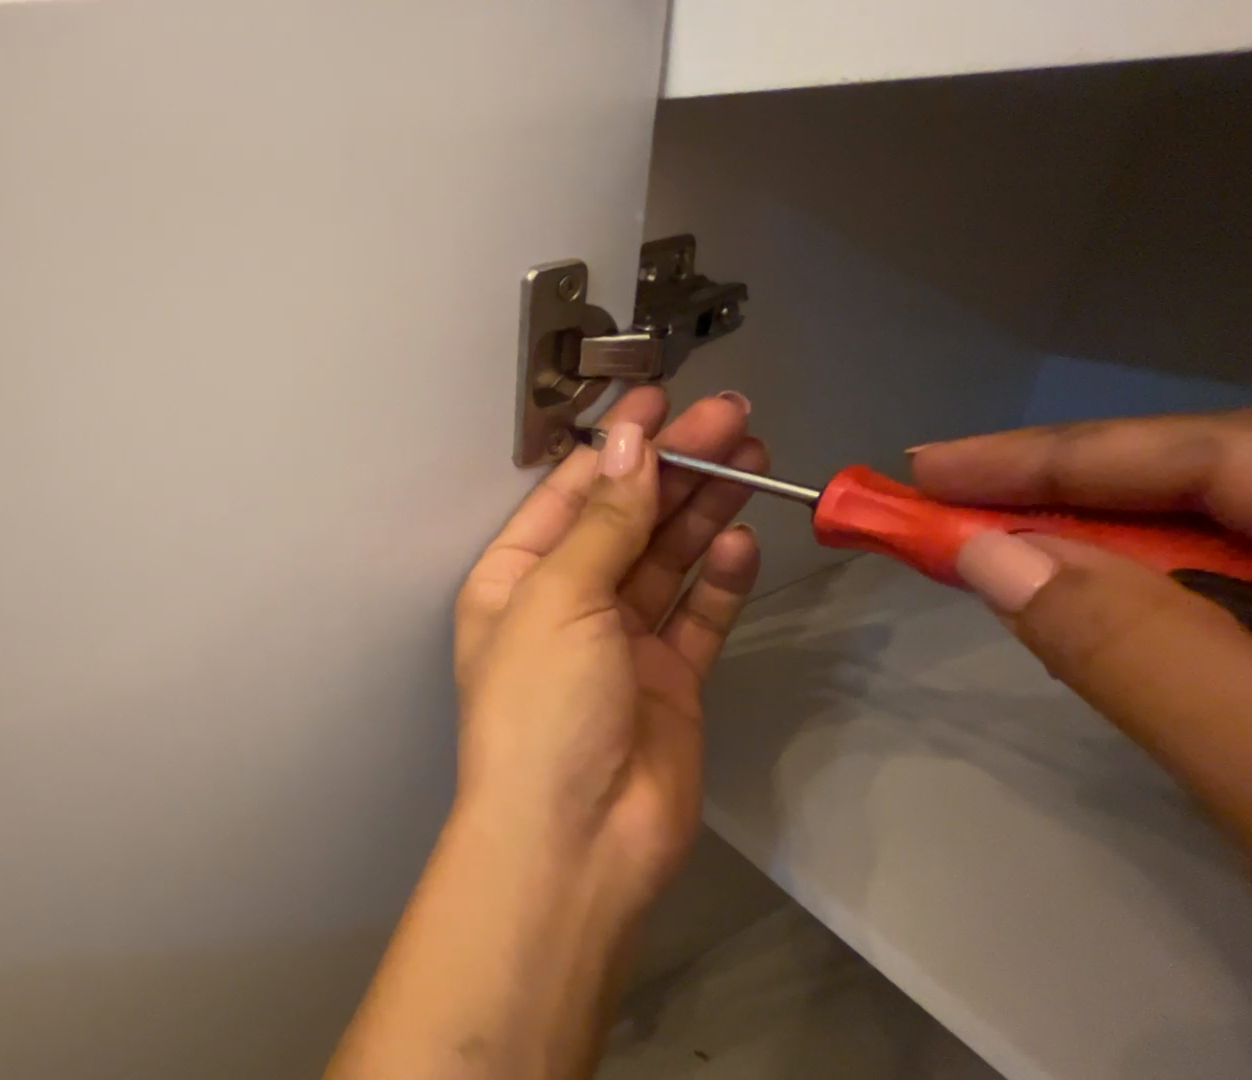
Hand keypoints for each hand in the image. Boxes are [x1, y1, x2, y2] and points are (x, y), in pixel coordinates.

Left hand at [454, 386, 761, 901]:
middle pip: (624, 521)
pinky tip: (744, 539)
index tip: (660, 397)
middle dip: (673, 468)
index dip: (613, 445)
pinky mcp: (667, 680)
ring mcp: (617, 643)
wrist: (578, 837)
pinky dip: (721, 579)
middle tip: (732, 417)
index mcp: (513, 581)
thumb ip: (603, 523)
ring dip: (704, 510)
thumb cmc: (542, 709)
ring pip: (666, 559)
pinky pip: (697, 615)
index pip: (566, 496)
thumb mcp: (559, 600)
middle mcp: (562, 605)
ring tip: (751, 456)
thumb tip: (628, 442)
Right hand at [915, 409, 1251, 846]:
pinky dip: (1173, 583)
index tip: (927, 470)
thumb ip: (1137, 651)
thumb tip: (988, 555)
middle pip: (1235, 481)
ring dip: (1114, 537)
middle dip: (1075, 492)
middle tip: (944, 510)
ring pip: (1246, 532)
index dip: (1062, 453)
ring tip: (1007, 553)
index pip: (1230, 454)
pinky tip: (1118, 602)